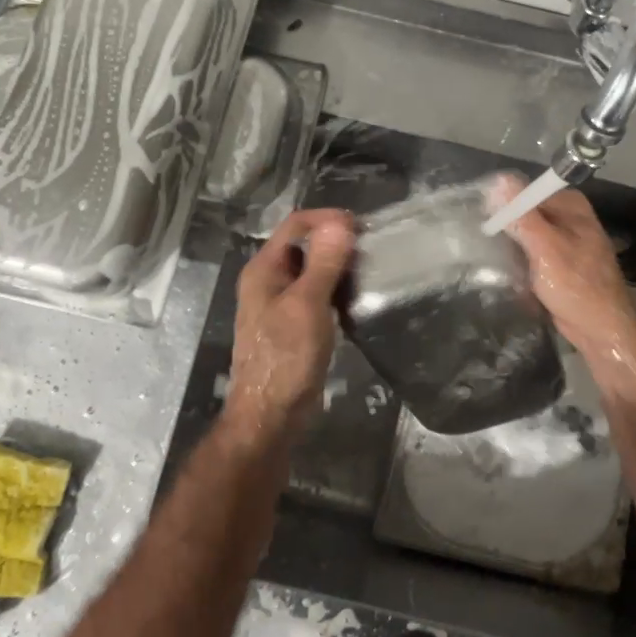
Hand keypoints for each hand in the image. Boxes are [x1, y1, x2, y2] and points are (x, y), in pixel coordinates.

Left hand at [225, 209, 354, 437]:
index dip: (327, 219)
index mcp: (264, 269)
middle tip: (371, 250)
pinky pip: (317, 295)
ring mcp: (281, 304)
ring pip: (312, 271)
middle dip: (336, 242)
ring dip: (338, 268)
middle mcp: (269, 280)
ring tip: (370, 272)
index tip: (362, 228)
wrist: (270, 417)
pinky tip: (357, 300)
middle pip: (304, 245)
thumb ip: (323, 263)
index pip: (296, 224)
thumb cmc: (286, 358)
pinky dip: (336, 291)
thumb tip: (341, 222)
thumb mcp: (307, 305)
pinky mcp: (294, 325)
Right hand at [490, 175, 635, 397]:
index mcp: (571, 206)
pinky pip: (532, 253)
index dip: (504, 204)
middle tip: (484, 245)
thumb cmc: (577, 286)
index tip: (483, 223)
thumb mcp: (546, 248)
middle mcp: (569, 217)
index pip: (527, 191)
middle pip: (526, 212)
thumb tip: (500, 179)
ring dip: (511, 248)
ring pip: (526, 235)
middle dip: (507, 228)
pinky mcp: (560, 262)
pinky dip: (521, 262)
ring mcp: (565, 240)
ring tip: (493, 261)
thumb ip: (523, 215)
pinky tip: (510, 274)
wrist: (602, 331)